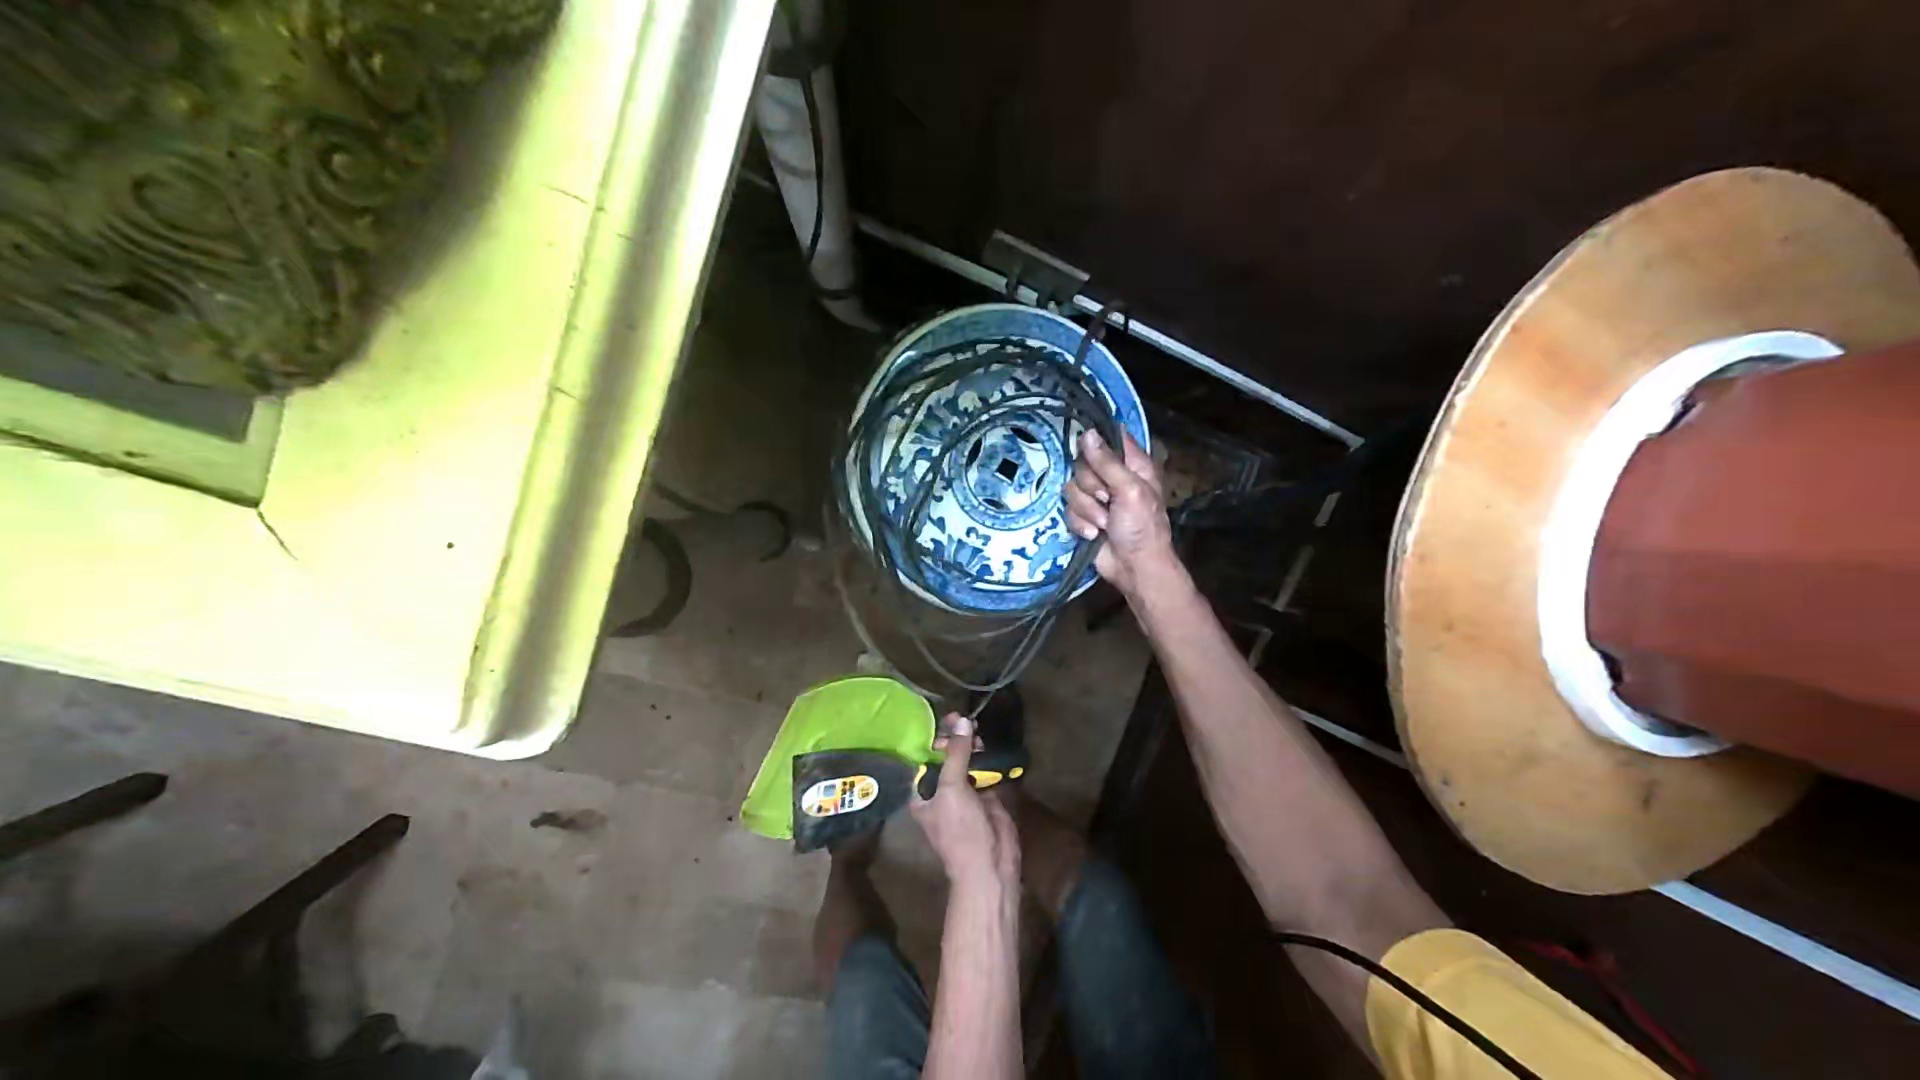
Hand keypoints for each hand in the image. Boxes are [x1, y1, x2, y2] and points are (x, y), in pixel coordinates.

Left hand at [909, 713, 1019, 893]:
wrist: (990, 865)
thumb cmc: (960, 829)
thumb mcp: (952, 789)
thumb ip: (956, 754)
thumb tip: (962, 721)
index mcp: (922, 795)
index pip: (923, 759)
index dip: (932, 738)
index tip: (944, 718)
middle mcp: (940, 793)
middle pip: (946, 759)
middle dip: (954, 740)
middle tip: (963, 719)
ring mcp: (964, 795)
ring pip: (966, 763)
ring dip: (971, 746)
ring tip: (976, 727)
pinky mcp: (985, 797)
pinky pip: (983, 772)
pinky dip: (986, 759)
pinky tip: (989, 743)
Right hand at [1065, 430, 1174, 595]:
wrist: (1134, 568)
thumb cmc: (1142, 527)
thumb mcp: (1130, 490)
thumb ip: (1107, 462)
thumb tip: (1087, 433)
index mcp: (1132, 465)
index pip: (1108, 438)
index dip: (1096, 444)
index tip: (1091, 456)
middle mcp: (1112, 477)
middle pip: (1083, 464)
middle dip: (1091, 486)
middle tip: (1107, 500)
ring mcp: (1096, 497)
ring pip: (1072, 488)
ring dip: (1088, 510)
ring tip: (1105, 523)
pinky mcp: (1084, 516)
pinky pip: (1068, 510)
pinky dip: (1081, 524)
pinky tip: (1095, 534)